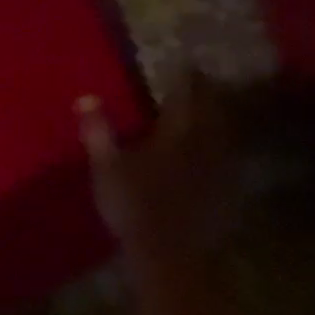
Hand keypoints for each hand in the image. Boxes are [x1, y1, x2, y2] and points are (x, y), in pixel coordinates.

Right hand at [78, 72, 232, 254]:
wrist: (168, 251)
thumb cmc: (132, 205)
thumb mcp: (105, 167)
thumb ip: (99, 131)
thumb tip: (87, 97)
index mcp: (175, 134)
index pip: (185, 95)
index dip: (184, 77)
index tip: (183, 62)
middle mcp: (204, 143)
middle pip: (212, 110)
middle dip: (205, 92)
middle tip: (199, 80)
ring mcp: (219, 167)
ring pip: (224, 132)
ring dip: (219, 117)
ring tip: (211, 109)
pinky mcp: (226, 189)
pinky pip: (228, 158)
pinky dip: (223, 147)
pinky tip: (218, 151)